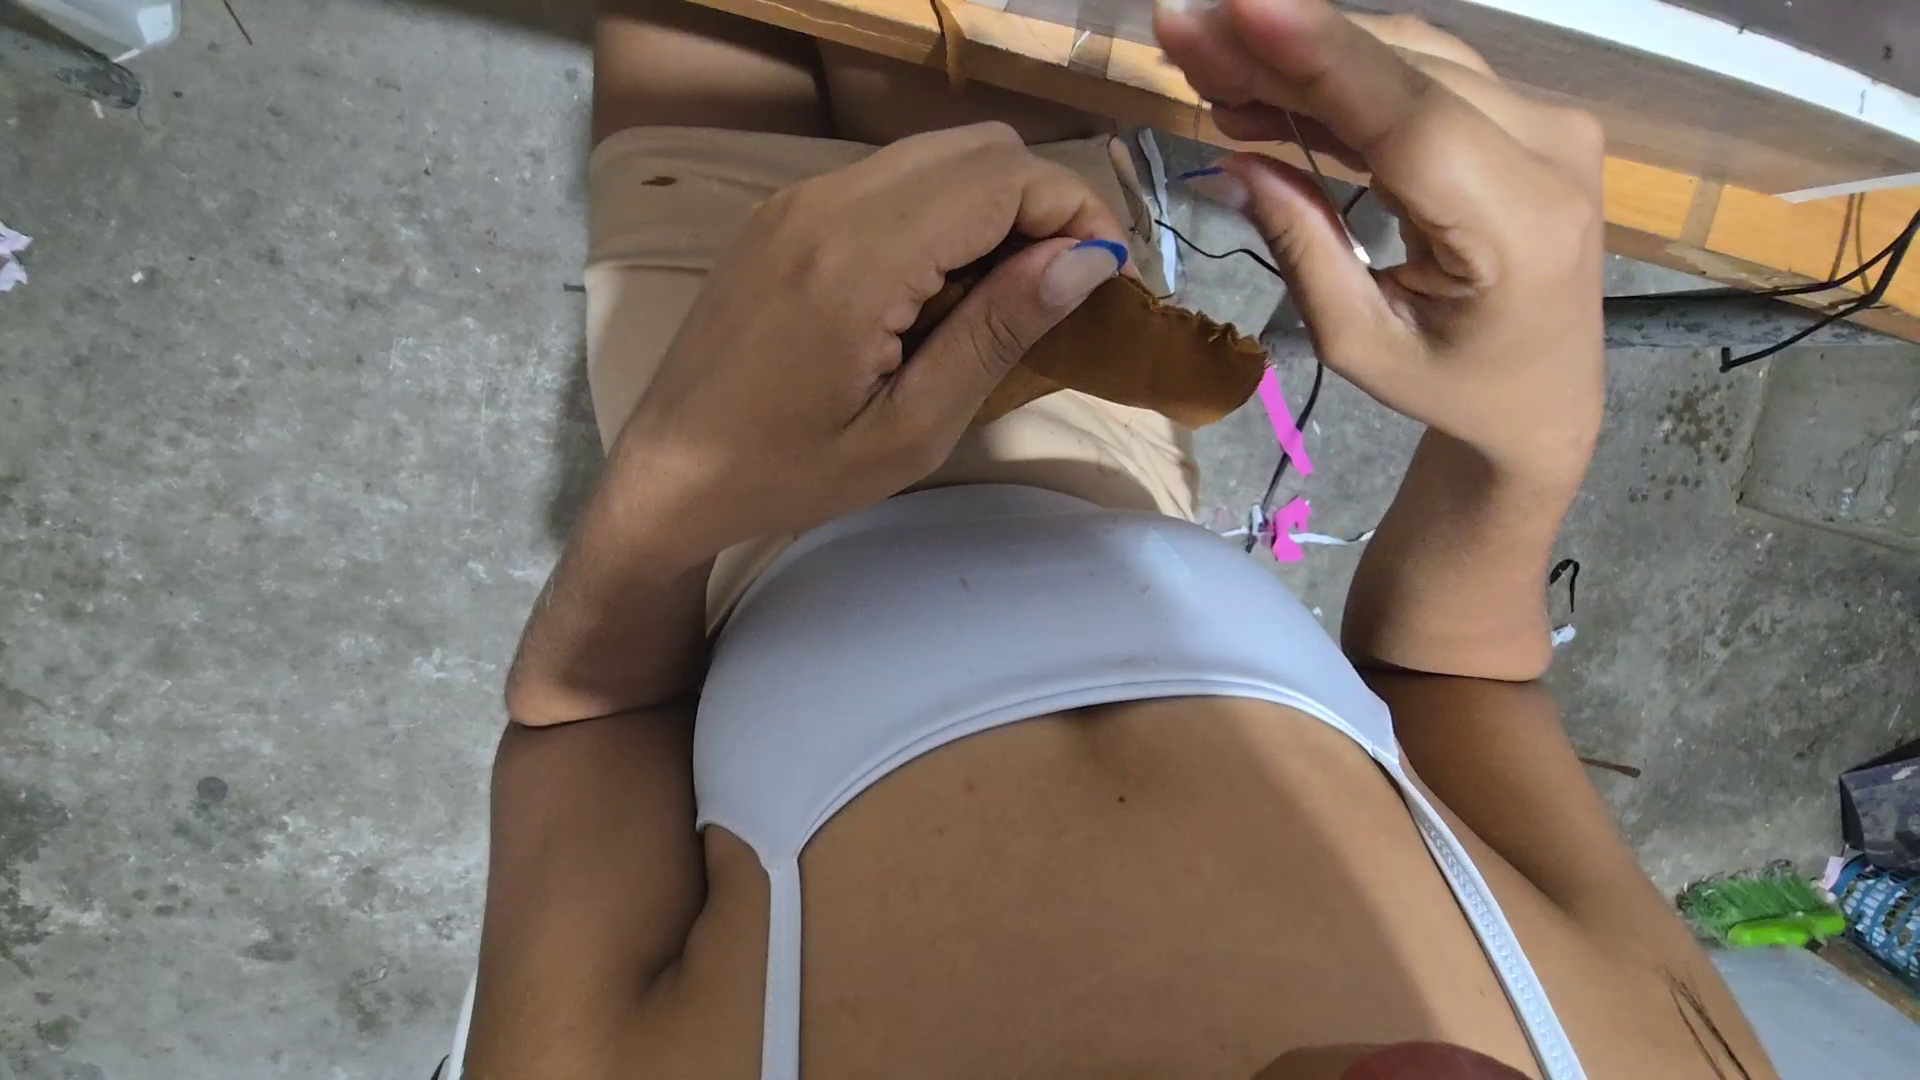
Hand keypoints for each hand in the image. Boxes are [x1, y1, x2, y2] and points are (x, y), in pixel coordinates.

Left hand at [606, 122, 1130, 557]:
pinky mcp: (781, 215)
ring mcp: (795, 200)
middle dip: (1039, 202)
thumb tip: (1085, 260)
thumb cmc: (791, 474)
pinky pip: (886, 183)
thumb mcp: (910, 430)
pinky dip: (938, 215)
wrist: (670, 474)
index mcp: (859, 256)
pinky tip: (935, 287)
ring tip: (1002, 294)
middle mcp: (825, 200)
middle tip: (1061, 286)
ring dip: (990, 207)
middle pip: (972, 149)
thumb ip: (995, 333)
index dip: (1074, 210)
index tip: (1106, 273)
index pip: (1001, 178)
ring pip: (931, 157)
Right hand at [1155, 0, 1605, 477]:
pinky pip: (1418, 81)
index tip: (1244, 2)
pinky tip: (1264, 89)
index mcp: (1513, 225)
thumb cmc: (1448, 387)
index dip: (1322, 52)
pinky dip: (1336, 81)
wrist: (1542, 394)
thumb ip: (1303, 246)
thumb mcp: (1357, 341)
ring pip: (1405, 62)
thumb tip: (1234, 163)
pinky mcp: (1520, 118)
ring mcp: (1543, 121)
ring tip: (1205, 61)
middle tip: (1182, 28)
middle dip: (1281, 47)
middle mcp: (1546, 147)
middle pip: (1399, 71)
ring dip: (1299, 59)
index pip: (1408, 115)